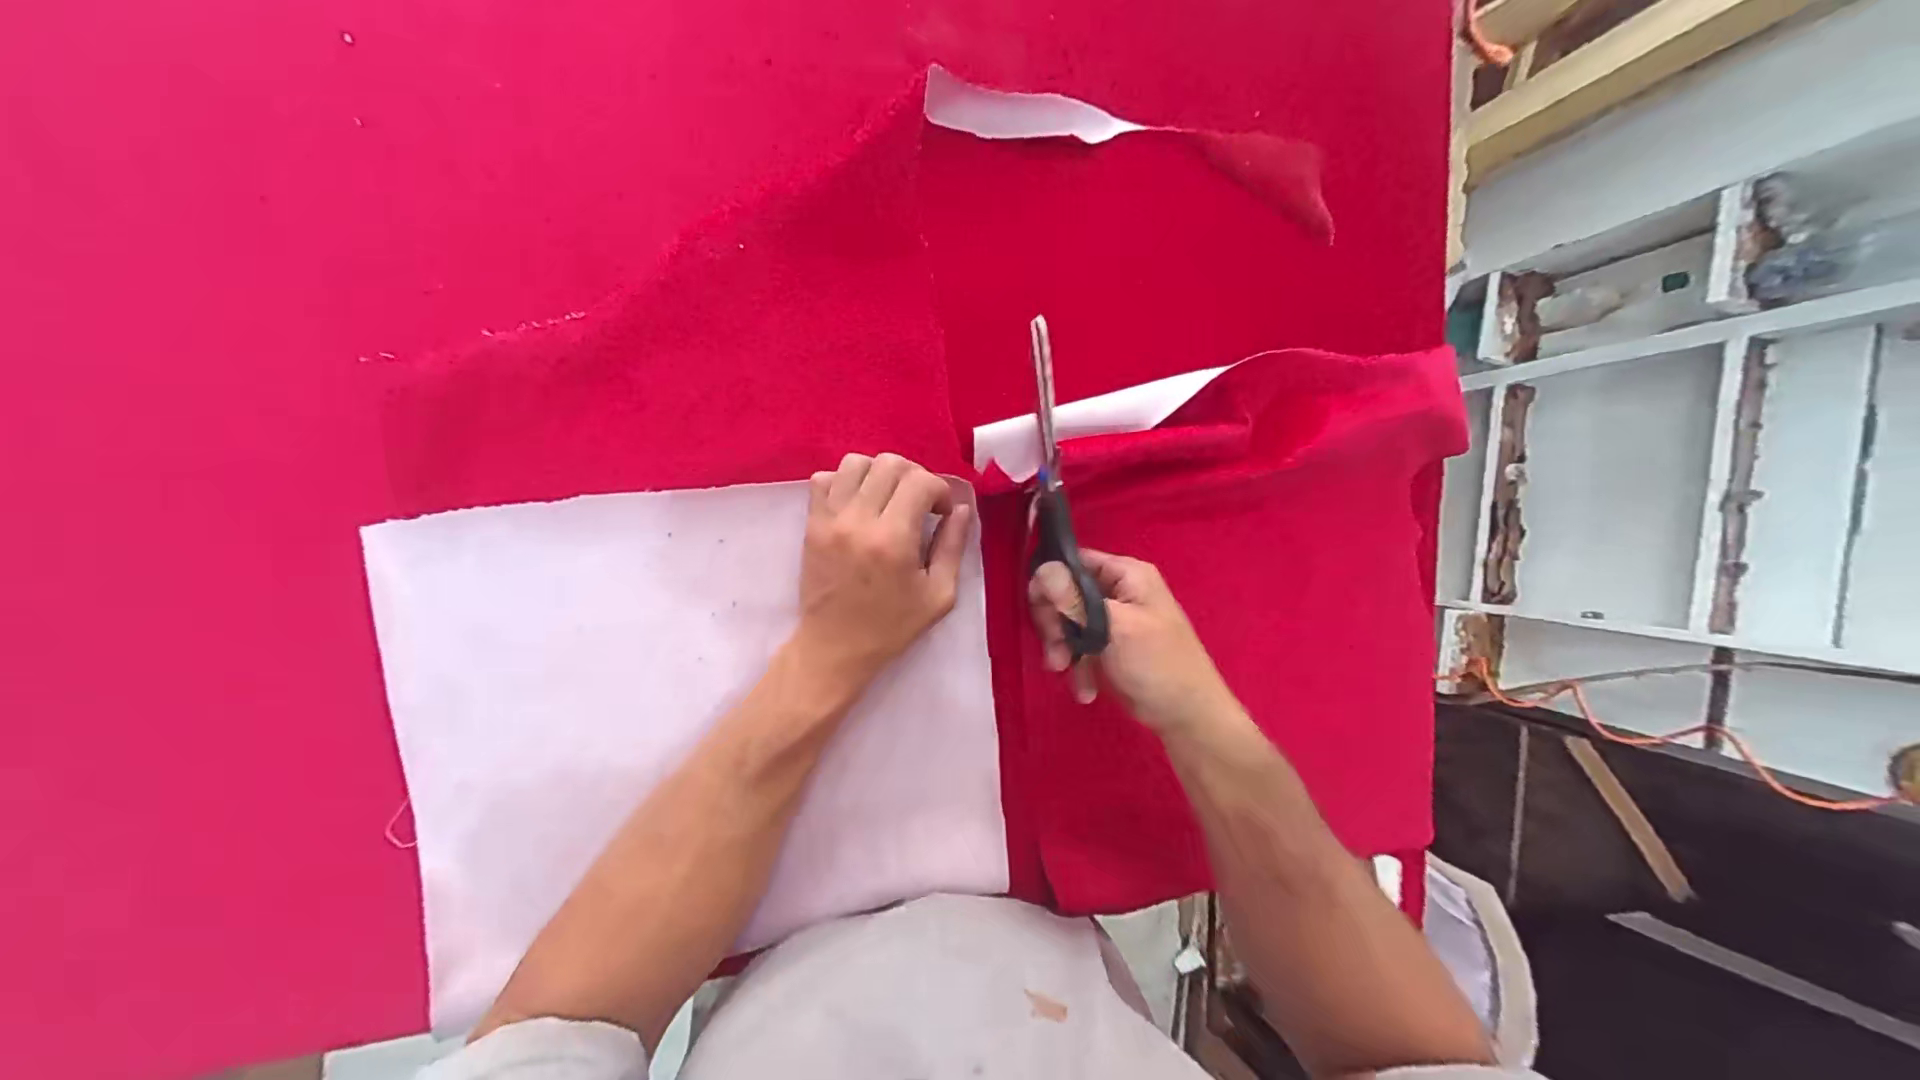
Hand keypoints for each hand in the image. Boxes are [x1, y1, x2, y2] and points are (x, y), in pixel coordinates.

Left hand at [794, 453, 972, 692]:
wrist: (834, 646)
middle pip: (890, 463)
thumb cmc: (891, 626)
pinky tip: (859, 502)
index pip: (921, 481)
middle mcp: (858, 521)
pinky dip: (845, 480)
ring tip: (889, 497)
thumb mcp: (938, 595)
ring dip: (880, 472)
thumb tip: (962, 508)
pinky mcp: (811, 524)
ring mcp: (829, 519)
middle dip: (915, 475)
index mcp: (893, 540)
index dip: (940, 489)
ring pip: (855, 462)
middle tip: (920, 502)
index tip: (942, 512)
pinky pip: (823, 478)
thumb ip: (953, 546)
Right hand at [1029, 550, 1237, 734]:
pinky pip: (1081, 646)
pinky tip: (1085, 688)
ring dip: (1064, 649)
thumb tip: (1042, 570)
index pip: (1075, 562)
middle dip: (1056, 624)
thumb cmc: (1156, 664)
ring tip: (1066, 670)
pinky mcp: (1110, 645)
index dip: (1051, 581)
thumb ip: (1075, 599)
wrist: (1187, 715)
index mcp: (1127, 574)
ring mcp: (1115, 619)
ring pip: (1069, 623)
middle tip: (1056, 649)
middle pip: (1067, 594)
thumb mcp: (1114, 628)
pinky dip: (1079, 666)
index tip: (1039, 609)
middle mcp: (1120, 590)